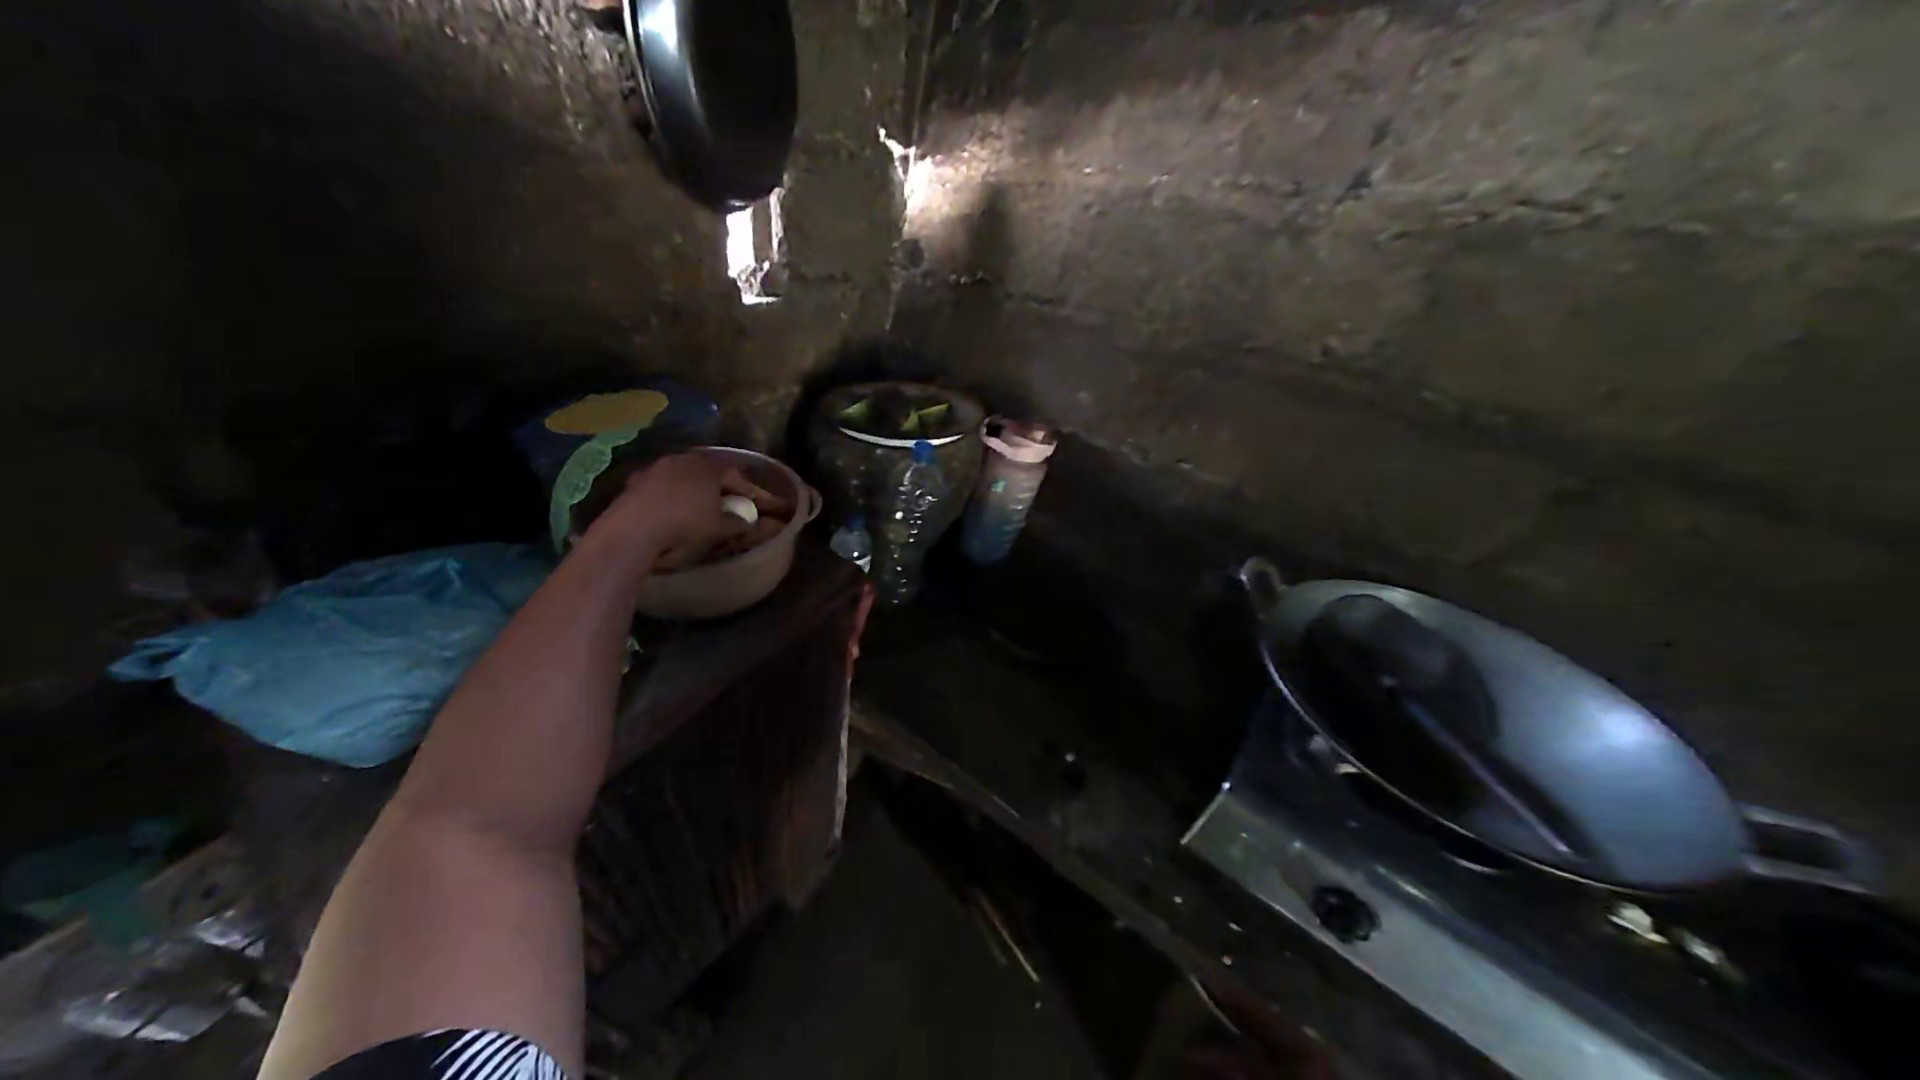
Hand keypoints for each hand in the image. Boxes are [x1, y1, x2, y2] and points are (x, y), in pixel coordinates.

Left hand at [589, 452, 780, 570]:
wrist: (631, 533)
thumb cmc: (685, 527)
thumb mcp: (718, 530)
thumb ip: (737, 524)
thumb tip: (748, 522)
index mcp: (708, 467)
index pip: (736, 473)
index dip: (749, 489)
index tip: (757, 503)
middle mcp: (682, 459)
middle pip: (708, 470)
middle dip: (720, 486)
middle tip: (729, 501)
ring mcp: (655, 468)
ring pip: (682, 476)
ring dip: (693, 490)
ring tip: (699, 508)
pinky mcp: (634, 482)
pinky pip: (661, 487)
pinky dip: (671, 497)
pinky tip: (671, 512)